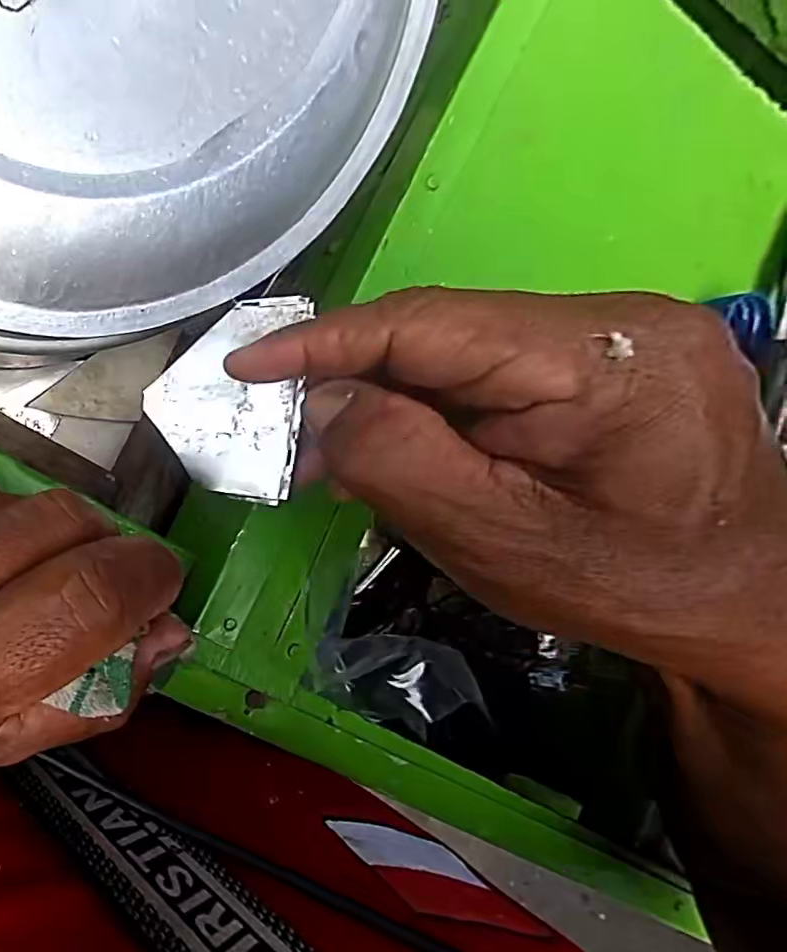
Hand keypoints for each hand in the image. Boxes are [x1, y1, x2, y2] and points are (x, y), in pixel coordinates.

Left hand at [0, 466, 187, 767]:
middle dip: (107, 546)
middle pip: (67, 526)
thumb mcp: (1, 739)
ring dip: (48, 533)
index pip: (89, 595)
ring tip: (13, 573)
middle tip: (96, 574)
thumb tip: (166, 628)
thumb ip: (96, 695)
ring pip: (28, 499)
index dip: (147, 580)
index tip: (156, 582)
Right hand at [226, 287, 786, 694]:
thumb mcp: (482, 529)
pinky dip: (396, 412)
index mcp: (597, 357)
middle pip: (424, 333)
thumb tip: (321, 402)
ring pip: (431, 355)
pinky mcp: (575, 370)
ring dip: (359, 401)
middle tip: (271, 430)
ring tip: (314, 458)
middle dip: (333, 378)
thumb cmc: (615, 579)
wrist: (734, 603)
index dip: (318, 342)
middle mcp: (604, 326)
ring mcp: (592, 344)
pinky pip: (456, 376)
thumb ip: (391, 455)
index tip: (241, 366)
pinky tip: (368, 452)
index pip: (423, 323)